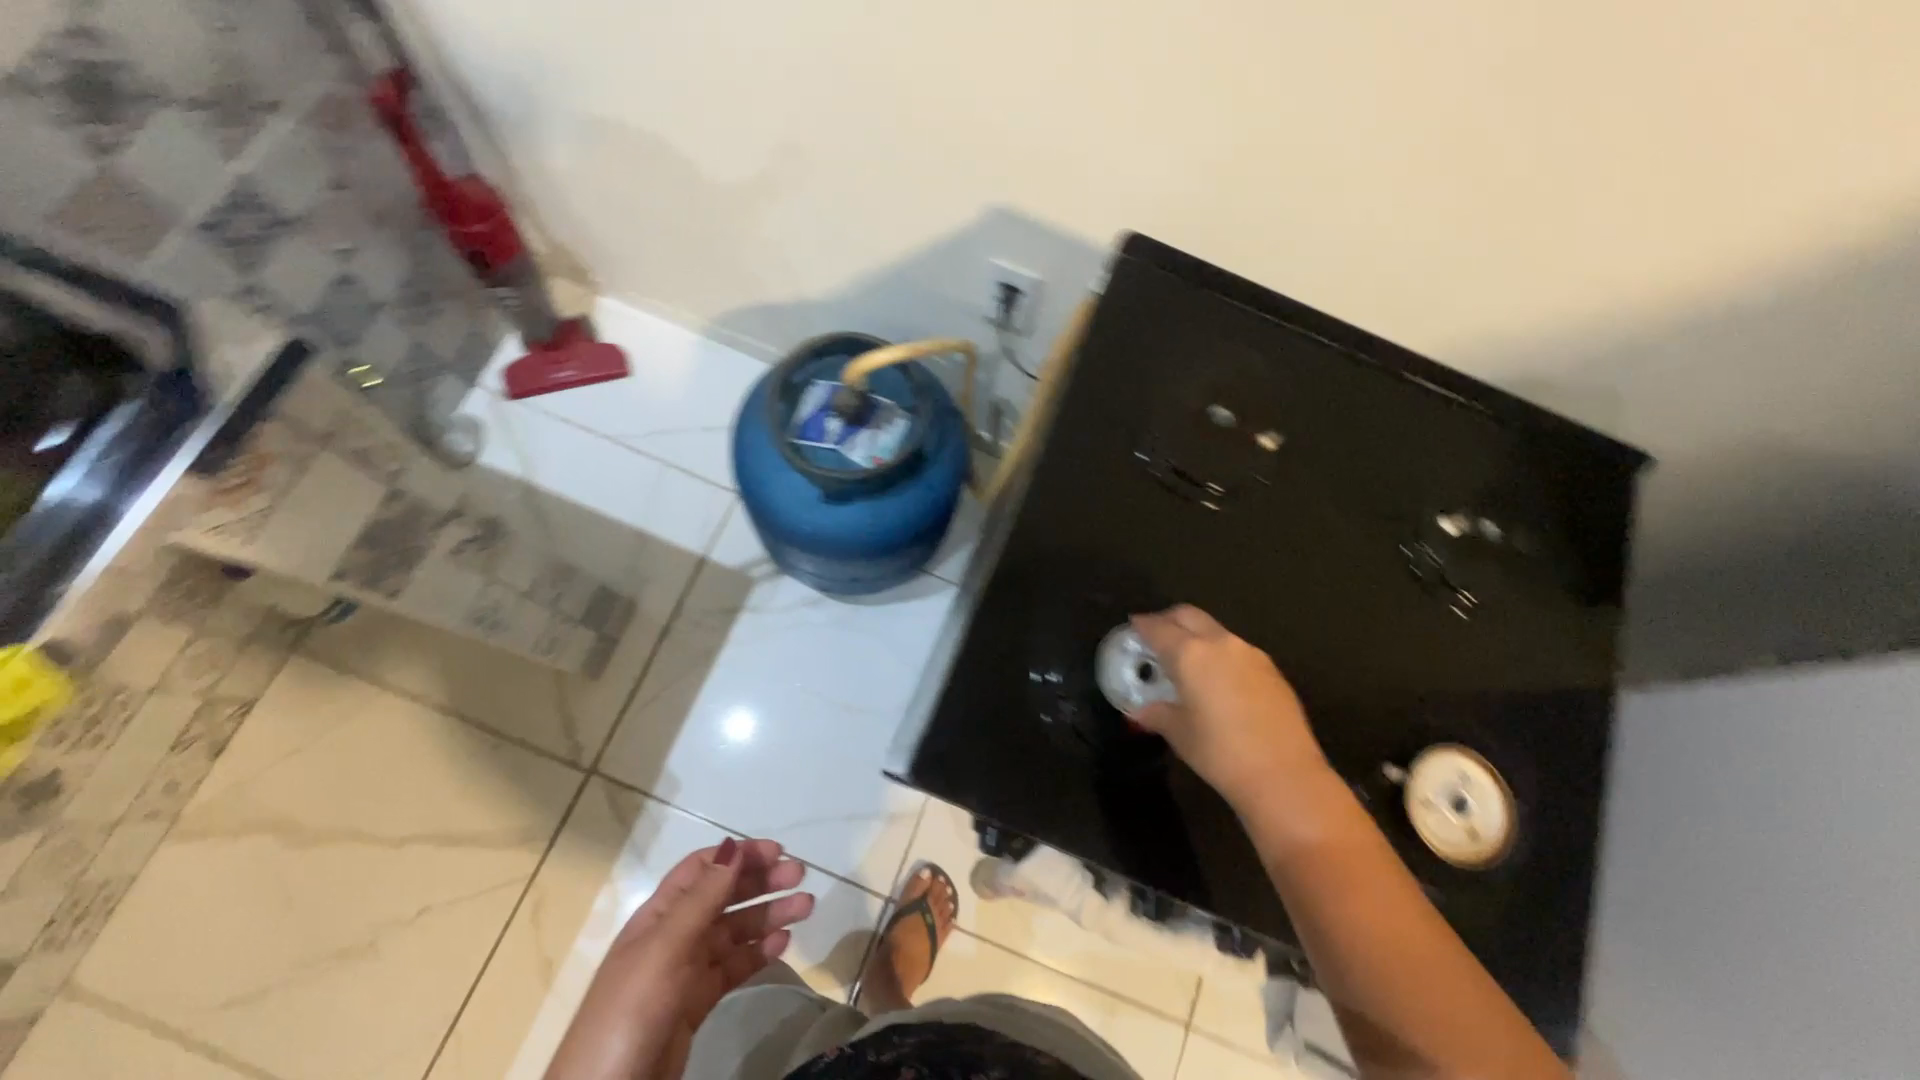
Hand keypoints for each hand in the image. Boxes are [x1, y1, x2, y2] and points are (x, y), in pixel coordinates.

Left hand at [544, 837, 813, 1079]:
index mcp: (658, 916)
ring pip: (734, 933)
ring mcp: (685, 971)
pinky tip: (783, 946)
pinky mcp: (697, 1003)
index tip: (779, 852)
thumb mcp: (665, 948)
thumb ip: (702, 899)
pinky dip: (758, 954)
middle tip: (800, 877)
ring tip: (805, 908)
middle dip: (761, 883)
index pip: (702, 870)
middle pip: (723, 898)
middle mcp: (673, 936)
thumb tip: (732, 846)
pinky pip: (733, 968)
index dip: (738, 856)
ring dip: (768, 917)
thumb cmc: (631, 1010)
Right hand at [1131, 604, 1327, 808]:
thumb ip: (1158, 714)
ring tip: (1186, 661)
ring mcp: (1251, 654)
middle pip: (1189, 616)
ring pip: (1216, 631)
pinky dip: (1220, 655)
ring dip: (1197, 636)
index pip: (1158, 628)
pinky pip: (1237, 651)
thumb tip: (1142, 711)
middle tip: (1156, 635)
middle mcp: (1221, 644)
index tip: (1133, 625)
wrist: (1284, 773)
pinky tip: (1217, 680)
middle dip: (1169, 619)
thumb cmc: (1220, 752)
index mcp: (1190, 654)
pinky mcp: (1272, 670)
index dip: (1142, 625)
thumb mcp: (1179, 734)